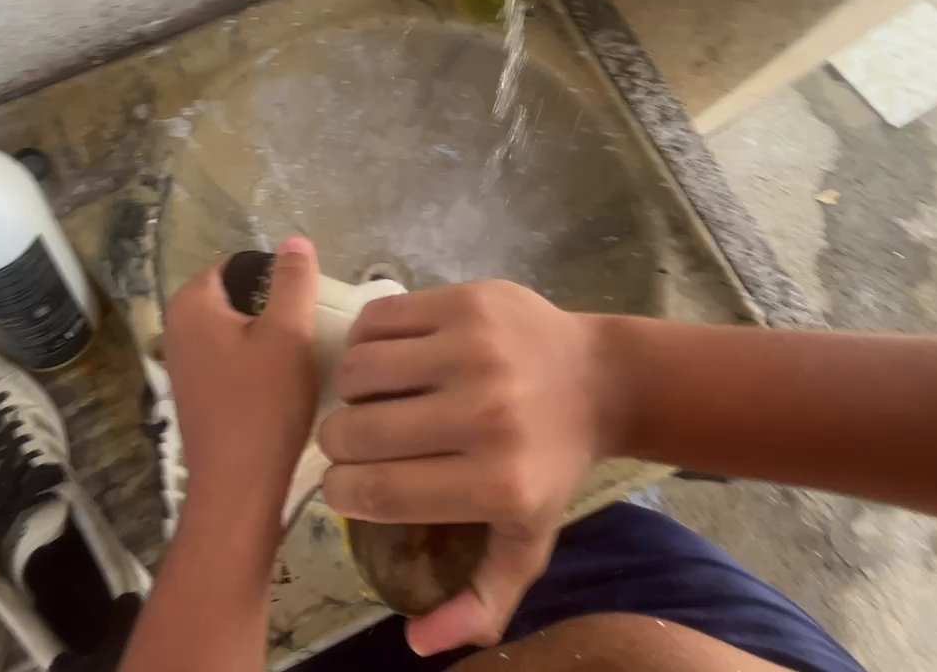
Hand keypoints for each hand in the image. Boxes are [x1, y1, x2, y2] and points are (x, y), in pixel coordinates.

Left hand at [163, 237, 322, 527]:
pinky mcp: (195, 392)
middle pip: (237, 296)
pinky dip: (256, 363)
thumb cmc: (263, 405)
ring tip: (301, 357)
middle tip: (309, 330)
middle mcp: (176, 327)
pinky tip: (282, 384)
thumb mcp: (288, 333)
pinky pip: (230, 358)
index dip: (277, 278)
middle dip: (274, 307)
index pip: (240, 264)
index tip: (307, 305)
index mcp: (191, 303)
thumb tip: (294, 241)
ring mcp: (182, 362)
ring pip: (236, 329)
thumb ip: (293, 280)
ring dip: (269, 337)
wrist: (238, 489)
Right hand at [317, 281, 622, 654]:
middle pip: (359, 430)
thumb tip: (417, 643)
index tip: (343, 484)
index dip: (342, 491)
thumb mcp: (528, 537)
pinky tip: (382, 357)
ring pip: (358, 368)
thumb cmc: (551, 461)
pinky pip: (376, 318)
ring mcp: (473, 349)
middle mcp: (485, 413)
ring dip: (349, 388)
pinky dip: (364, 340)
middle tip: (352, 440)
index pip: (380, 492)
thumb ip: (480, 599)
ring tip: (367, 397)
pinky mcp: (464, 300)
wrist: (598, 376)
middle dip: (338, 441)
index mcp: (497, 483)